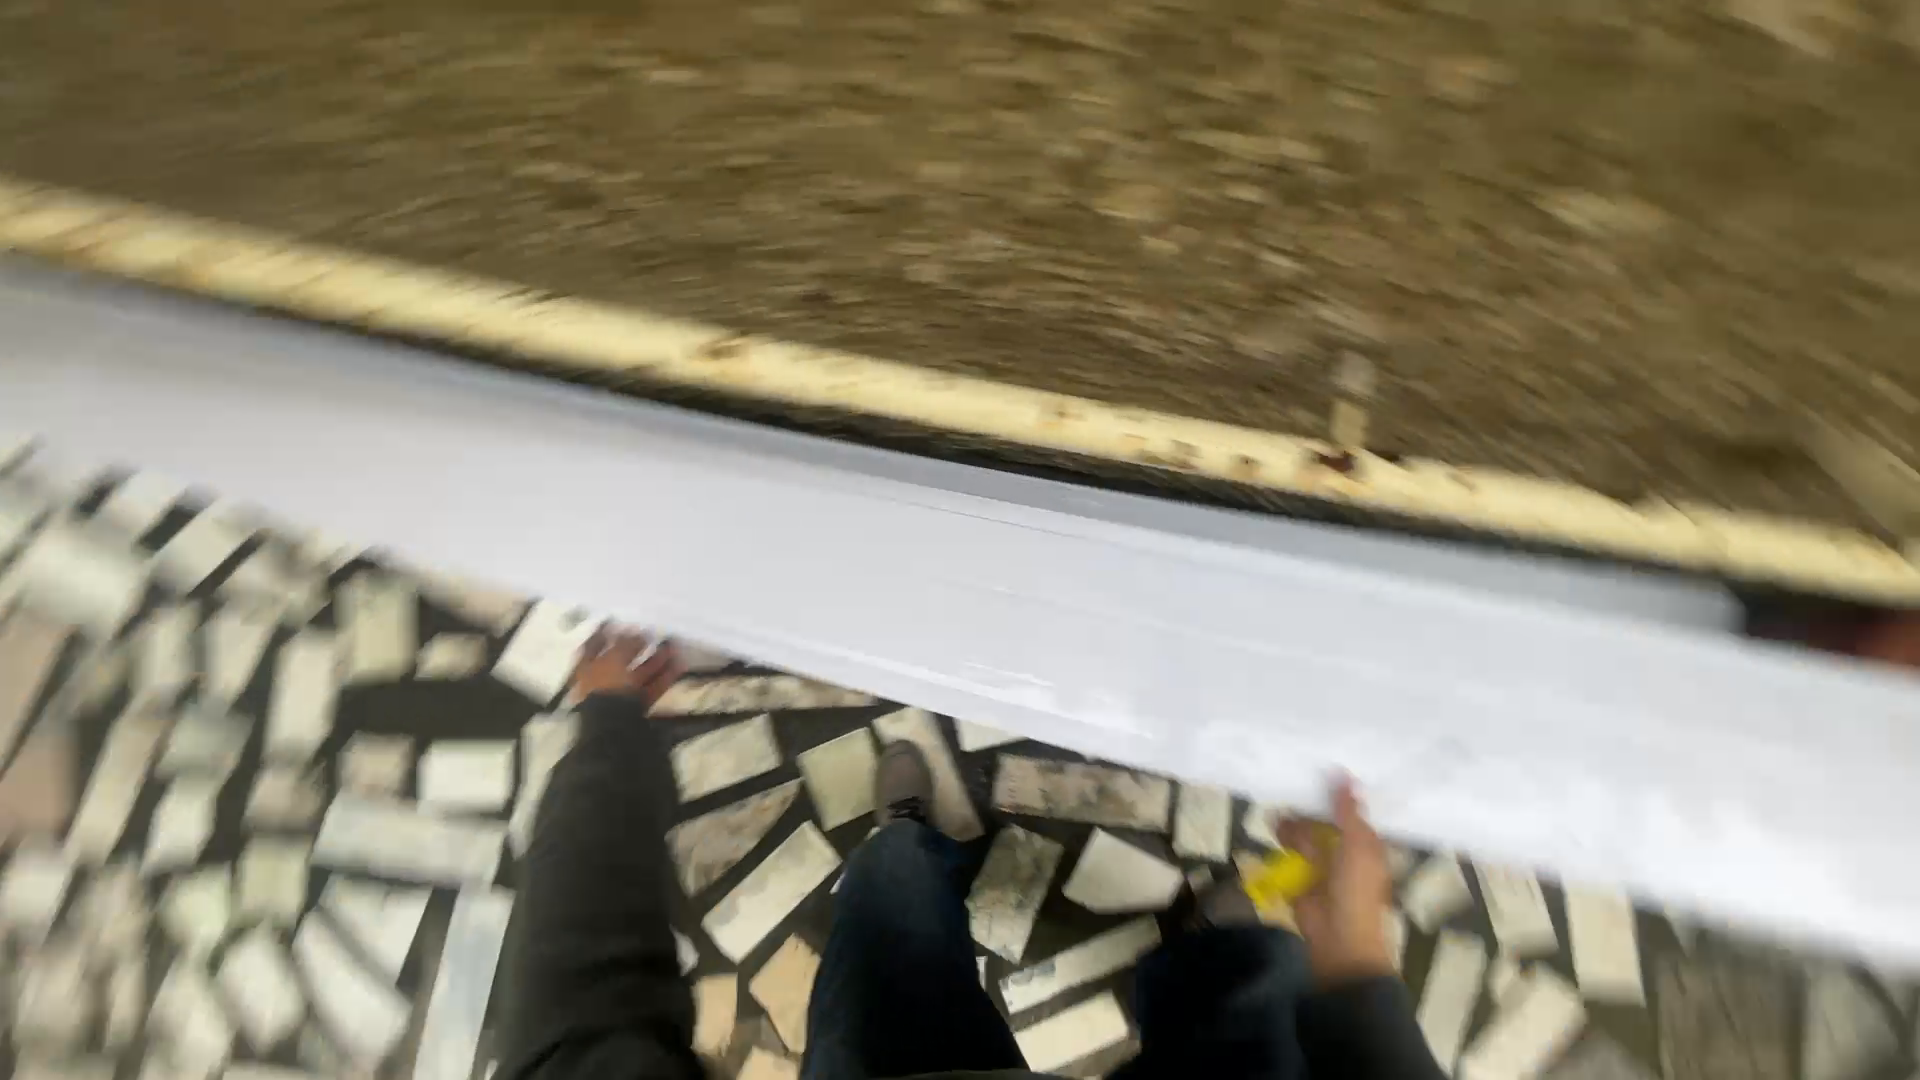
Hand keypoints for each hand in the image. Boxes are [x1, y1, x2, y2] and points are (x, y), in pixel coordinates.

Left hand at [568, 628, 684, 709]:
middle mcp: (601, 681)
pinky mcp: (638, 706)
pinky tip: (679, 664)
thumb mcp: (615, 659)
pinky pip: (652, 686)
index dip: (604, 632)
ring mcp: (620, 695)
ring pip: (639, 673)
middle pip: (620, 660)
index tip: (618, 620)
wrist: (616, 725)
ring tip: (673, 645)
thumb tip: (638, 632)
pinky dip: (664, 676)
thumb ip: (626, 644)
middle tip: (653, 632)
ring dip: (656, 659)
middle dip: (638, 646)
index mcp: (587, 669)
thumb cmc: (608, 686)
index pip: (592, 646)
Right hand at [1277, 776, 1395, 984]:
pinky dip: (1282, 834)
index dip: (1339, 791)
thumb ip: (1347, 810)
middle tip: (1293, 778)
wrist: (1337, 936)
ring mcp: (1321, 860)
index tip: (1322, 763)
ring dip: (1294, 820)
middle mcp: (1345, 848)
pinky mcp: (1299, 870)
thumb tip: (1343, 772)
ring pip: (1306, 830)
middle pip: (1325, 817)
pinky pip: (1290, 845)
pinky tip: (1273, 823)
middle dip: (1311, 803)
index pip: (1352, 810)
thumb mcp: (1357, 845)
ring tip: (1281, 805)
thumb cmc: (1356, 889)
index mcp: (1366, 843)